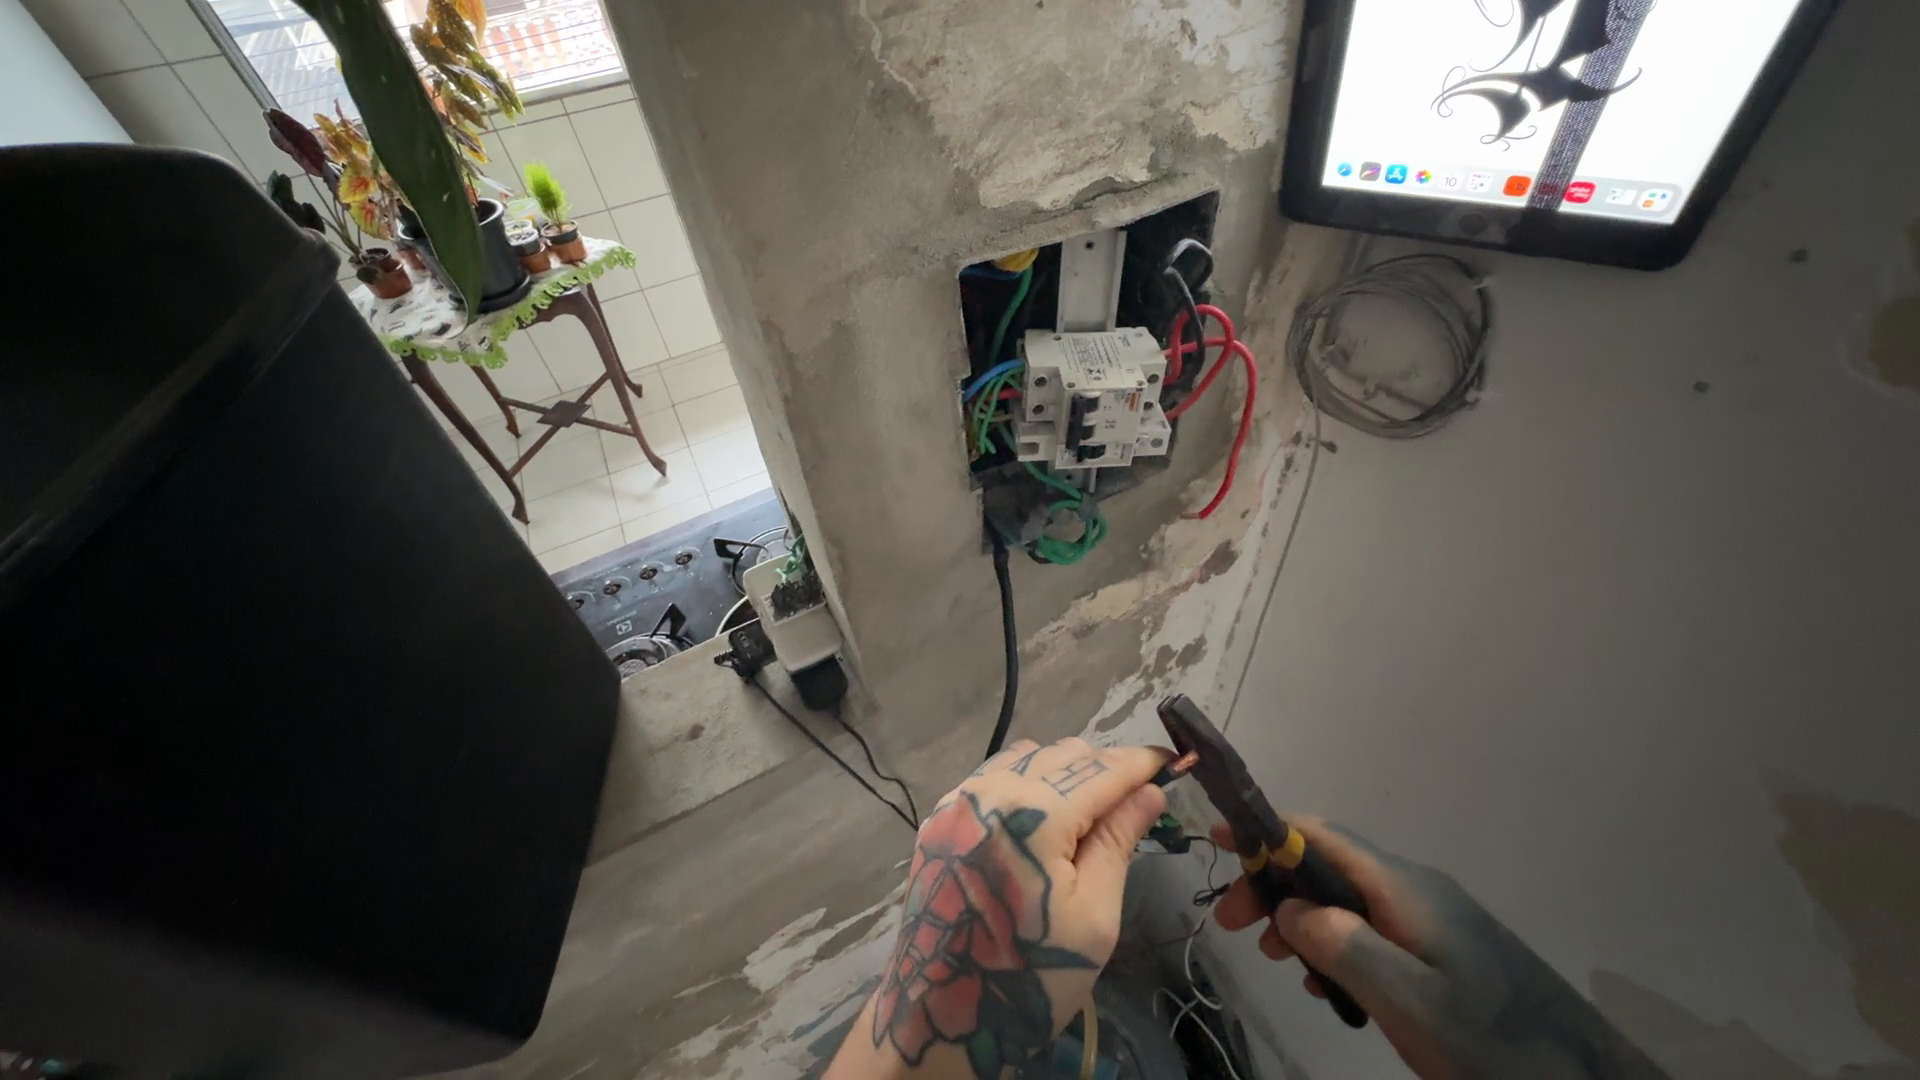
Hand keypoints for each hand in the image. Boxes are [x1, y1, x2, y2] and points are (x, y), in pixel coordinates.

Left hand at [827, 738, 1169, 1078]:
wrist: (939, 1010)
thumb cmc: (1030, 973)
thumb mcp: (1093, 917)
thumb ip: (1118, 843)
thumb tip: (1150, 792)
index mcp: (1035, 814)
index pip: (1102, 770)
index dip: (1141, 763)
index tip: (1173, 760)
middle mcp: (993, 788)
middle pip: (1066, 754)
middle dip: (1107, 768)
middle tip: (1135, 798)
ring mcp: (961, 797)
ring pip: (1030, 755)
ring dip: (1067, 769)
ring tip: (1090, 808)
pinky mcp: (943, 813)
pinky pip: (996, 771)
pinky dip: (1029, 777)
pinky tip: (1043, 811)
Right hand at [1213, 819, 1668, 1079]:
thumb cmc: (1488, 1038)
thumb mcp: (1407, 999)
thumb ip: (1342, 945)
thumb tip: (1291, 908)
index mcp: (1400, 885)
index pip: (1319, 834)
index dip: (1265, 831)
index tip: (1220, 840)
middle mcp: (1410, 887)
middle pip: (1324, 864)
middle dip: (1272, 884)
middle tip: (1236, 925)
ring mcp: (1426, 916)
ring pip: (1342, 897)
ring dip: (1298, 916)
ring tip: (1273, 956)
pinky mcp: (1436, 946)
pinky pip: (1367, 926)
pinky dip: (1331, 940)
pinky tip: (1322, 981)